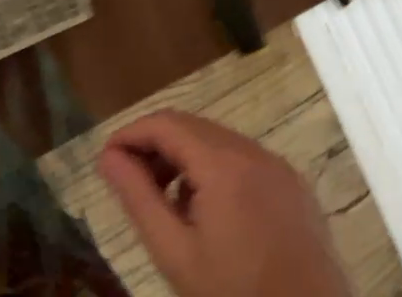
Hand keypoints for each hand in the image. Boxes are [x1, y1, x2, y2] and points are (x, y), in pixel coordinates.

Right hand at [97, 110, 350, 296]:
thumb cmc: (235, 293)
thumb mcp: (175, 253)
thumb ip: (138, 197)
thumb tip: (109, 156)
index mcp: (225, 164)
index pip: (165, 123)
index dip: (130, 134)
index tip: (106, 160)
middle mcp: (255, 152)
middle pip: (192, 127)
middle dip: (155, 146)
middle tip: (130, 182)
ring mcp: (280, 168)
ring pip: (218, 141)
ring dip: (184, 159)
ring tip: (166, 203)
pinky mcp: (295, 187)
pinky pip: (245, 160)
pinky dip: (215, 170)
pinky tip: (206, 212)